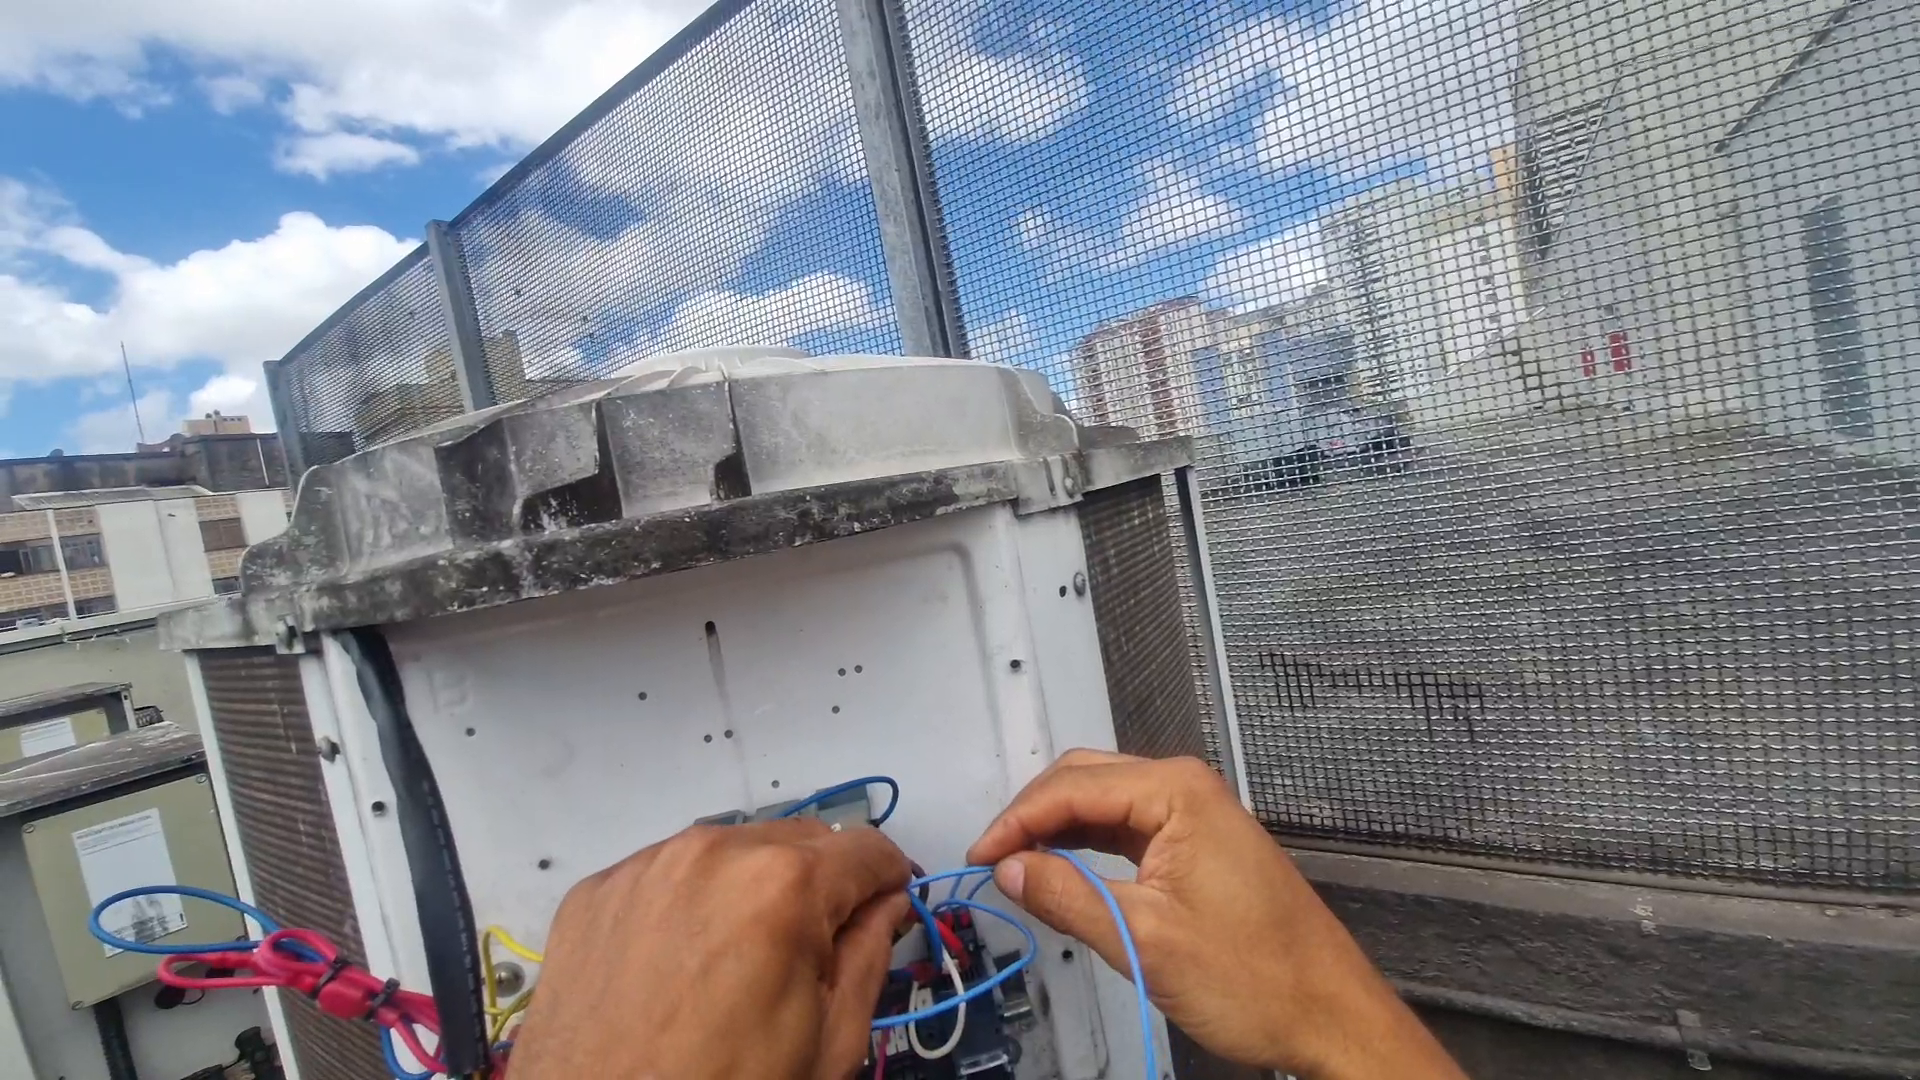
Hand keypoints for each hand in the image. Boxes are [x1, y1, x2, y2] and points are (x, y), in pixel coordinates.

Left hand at [511, 819, 910, 1079]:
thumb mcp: (828, 1043)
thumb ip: (871, 953)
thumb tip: (887, 901)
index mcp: (784, 883)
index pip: (868, 848)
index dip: (890, 878)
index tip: (887, 906)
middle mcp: (716, 847)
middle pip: (802, 839)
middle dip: (824, 879)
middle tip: (814, 942)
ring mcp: (648, 863)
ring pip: (735, 846)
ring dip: (756, 881)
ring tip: (740, 949)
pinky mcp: (597, 888)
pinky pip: (671, 870)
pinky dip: (692, 898)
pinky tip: (679, 957)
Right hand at [967, 749, 1464, 1079]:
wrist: (1335, 1017)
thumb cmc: (1250, 978)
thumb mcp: (1145, 940)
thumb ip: (1067, 896)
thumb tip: (1006, 867)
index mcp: (1174, 789)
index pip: (1073, 787)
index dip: (1017, 820)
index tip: (978, 857)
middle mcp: (1182, 783)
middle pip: (1085, 779)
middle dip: (1033, 813)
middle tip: (993, 857)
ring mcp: (1191, 808)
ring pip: (1102, 798)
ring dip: (1056, 825)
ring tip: (1016, 861)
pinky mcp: (1195, 837)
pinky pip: (1124, 823)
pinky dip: (1086, 840)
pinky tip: (1061, 863)